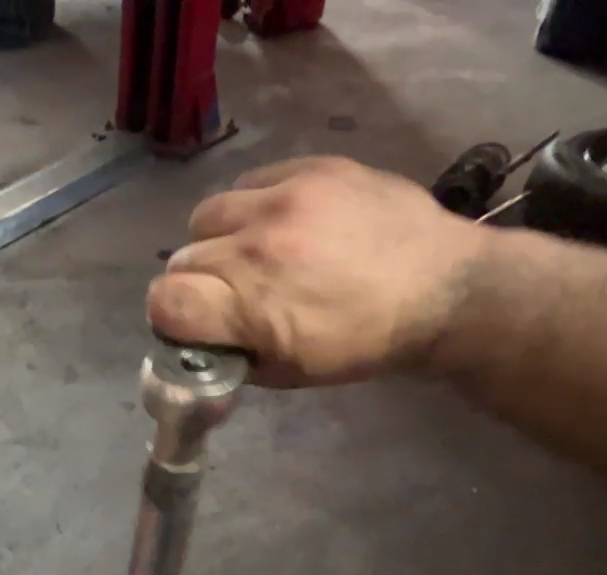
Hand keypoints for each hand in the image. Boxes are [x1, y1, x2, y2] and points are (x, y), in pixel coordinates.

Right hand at [147, 156, 489, 386]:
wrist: (442, 289)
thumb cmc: (361, 344)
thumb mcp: (286, 373)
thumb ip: (229, 354)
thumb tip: (194, 337)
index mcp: (248, 306)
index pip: (163, 300)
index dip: (171, 315)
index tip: (195, 320)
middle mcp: (253, 248)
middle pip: (181, 258)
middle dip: (199, 281)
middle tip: (233, 291)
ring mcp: (282, 201)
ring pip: (206, 215)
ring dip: (218, 238)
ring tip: (252, 250)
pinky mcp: (310, 169)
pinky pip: (248, 182)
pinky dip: (252, 206)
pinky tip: (281, 222)